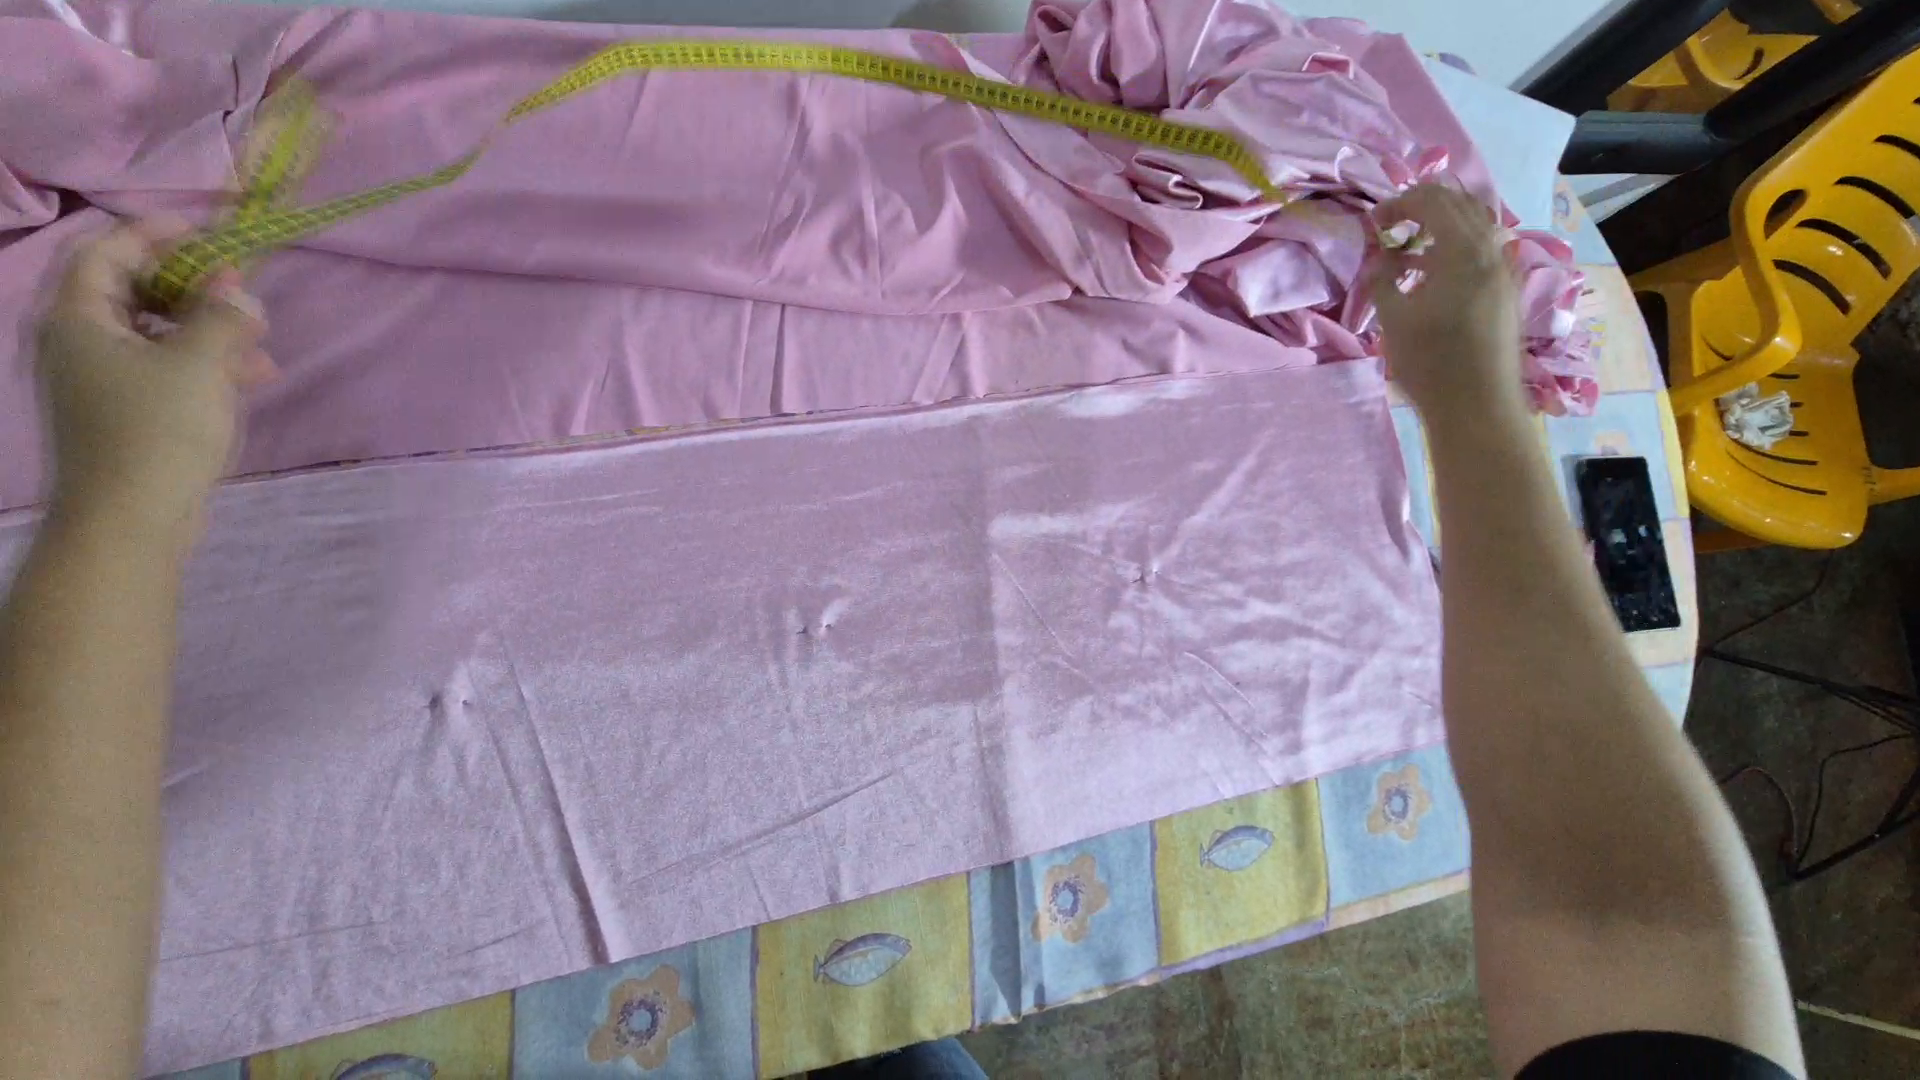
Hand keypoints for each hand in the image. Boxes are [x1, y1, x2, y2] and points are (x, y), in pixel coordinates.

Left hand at [35, 223, 273, 533]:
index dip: (150, 232)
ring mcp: (102, 378)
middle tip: (241, 286)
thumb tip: (238, 293)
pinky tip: (251, 375)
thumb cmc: (157, 429)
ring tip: (259, 337)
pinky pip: (168, 366)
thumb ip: (222, 320)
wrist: (132, 513)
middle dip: (190, 285)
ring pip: (157, 331)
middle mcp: (80, 341)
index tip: (202, 226)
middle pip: (132, 292)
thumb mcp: (200, 366)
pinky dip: (207, 361)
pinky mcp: (129, 409)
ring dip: (208, 327)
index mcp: (78, 319)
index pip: (105, 254)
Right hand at [1369, 183, 1525, 425]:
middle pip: (1457, 206)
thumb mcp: (1393, 319)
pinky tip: (1426, 277)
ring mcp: (1502, 269)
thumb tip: (1378, 259)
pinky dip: (1450, 251)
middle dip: (1419, 210)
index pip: (1432, 200)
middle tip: (1387, 230)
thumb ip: (1382, 280)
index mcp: (1463, 249)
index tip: (1371, 225)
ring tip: (1405, 254)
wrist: (1476, 404)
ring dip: (1436, 231)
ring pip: (1471, 229)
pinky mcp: (1503, 290)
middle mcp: (1490, 249)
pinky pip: (1478, 252)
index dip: (1397, 204)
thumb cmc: (1429, 362)